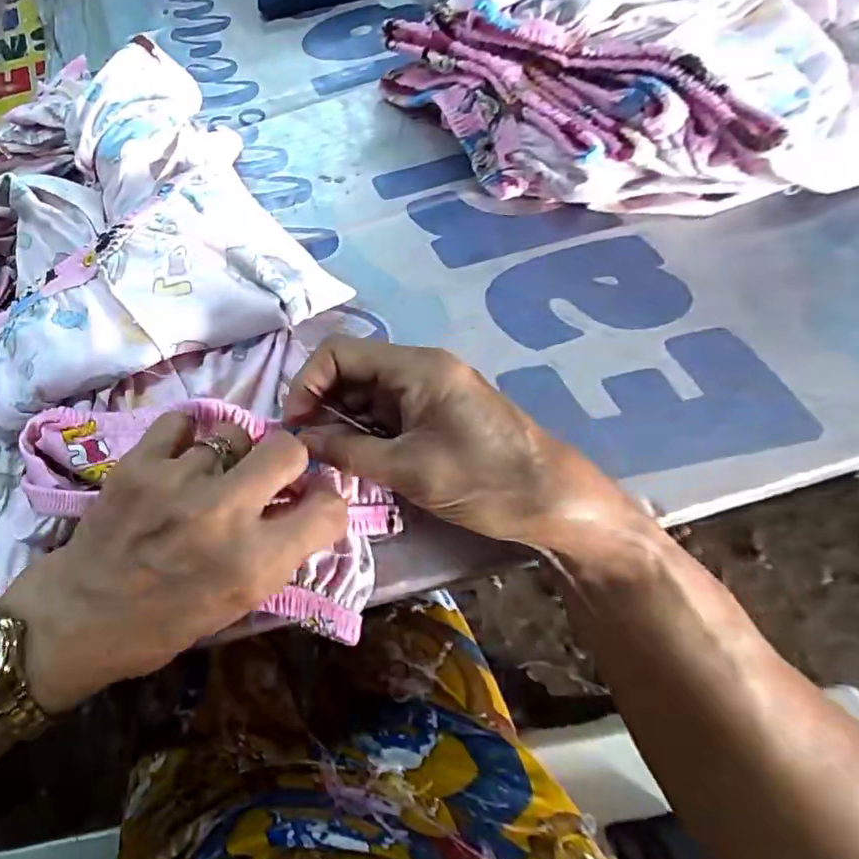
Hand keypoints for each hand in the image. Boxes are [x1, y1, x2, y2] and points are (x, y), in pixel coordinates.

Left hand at [0, 412, 347, 711]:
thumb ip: (272, 555)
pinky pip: (180, 422)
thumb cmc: (161, 624)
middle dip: (286, 459)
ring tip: (208, 473)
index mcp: (256, 562)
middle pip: (285, 449)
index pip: (328, 509)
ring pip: (229, 433)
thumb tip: (298, 509)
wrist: (82, 612)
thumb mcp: (235, 604)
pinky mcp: (139, 463)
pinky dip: (185, 435)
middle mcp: (225, 513)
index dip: (327, 500)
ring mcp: (178, 481)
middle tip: (267, 472)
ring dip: (228, 453)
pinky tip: (178, 455)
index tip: (312, 498)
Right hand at [284, 335, 649, 552]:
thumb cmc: (487, 481)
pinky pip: (380, 412)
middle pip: (347, 370)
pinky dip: (359, 431)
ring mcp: (426, 391)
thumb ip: (346, 452)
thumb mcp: (408, 470)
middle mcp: (419, 369)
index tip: (295, 425)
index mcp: (417, 367)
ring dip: (337, 420)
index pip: (338, 352)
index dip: (306, 383)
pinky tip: (351, 456)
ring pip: (361, 393)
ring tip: (325, 455)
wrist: (562, 506)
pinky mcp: (431, 414)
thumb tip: (299, 443)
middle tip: (304, 444)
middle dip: (318, 403)